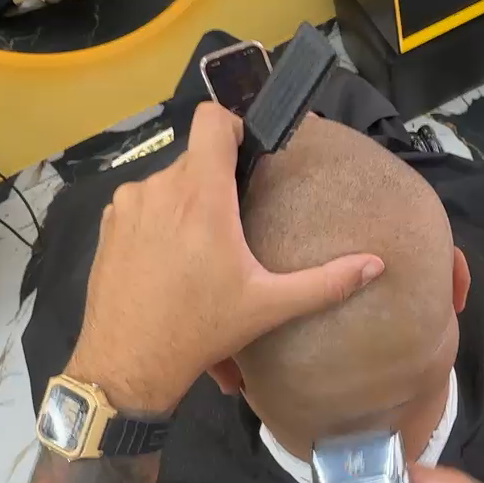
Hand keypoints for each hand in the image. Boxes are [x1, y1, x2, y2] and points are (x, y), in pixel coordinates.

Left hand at [66, 102, 384, 412]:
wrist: (128, 362)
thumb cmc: (201, 330)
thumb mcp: (269, 306)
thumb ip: (325, 282)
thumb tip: (376, 265)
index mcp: (202, 198)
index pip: (211, 120)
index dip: (234, 126)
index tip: (249, 155)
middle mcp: (159, 188)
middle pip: (197, 159)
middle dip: (218, 183)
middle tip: (235, 227)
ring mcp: (128, 205)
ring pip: (169, 183)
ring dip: (188, 204)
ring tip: (200, 253)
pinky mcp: (108, 224)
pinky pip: (142, 204)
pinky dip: (159, 221)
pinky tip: (169, 262)